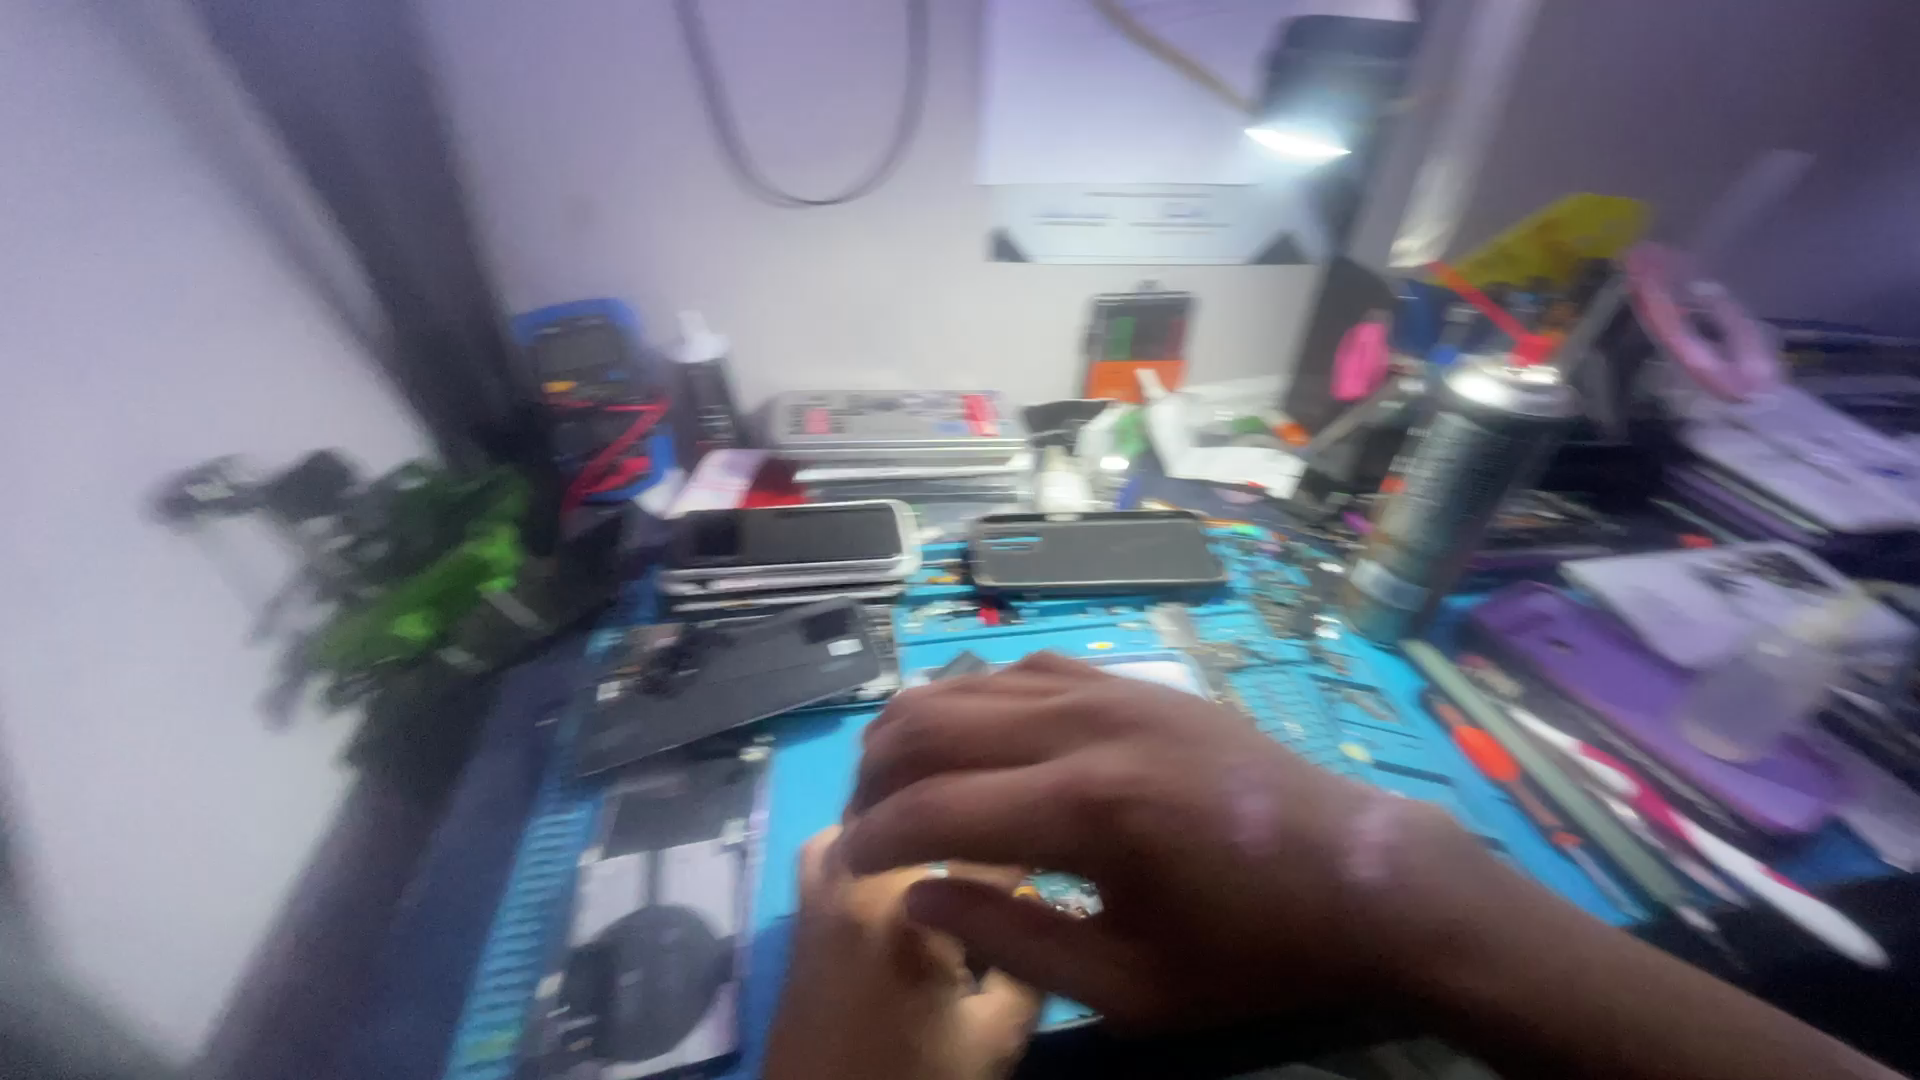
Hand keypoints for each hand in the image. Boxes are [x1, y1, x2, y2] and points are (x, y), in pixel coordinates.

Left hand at [763, 827, 1040, 1079]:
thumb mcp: (994, 1040)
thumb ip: (1028, 967)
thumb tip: (1037, 904)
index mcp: (907, 908)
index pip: (981, 848)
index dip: (1025, 843)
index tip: (1046, 847)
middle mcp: (856, 879)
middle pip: (918, 811)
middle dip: (967, 819)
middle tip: (1000, 846)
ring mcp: (819, 890)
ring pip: (865, 812)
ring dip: (908, 817)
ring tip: (944, 842)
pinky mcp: (800, 911)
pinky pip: (831, 845)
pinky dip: (862, 837)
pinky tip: (892, 865)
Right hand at [843, 651, 1485, 1029]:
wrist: (1359, 871)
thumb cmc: (1249, 946)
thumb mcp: (1131, 986)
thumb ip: (1011, 939)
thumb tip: (916, 900)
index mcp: (1086, 807)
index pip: (935, 809)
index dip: (874, 839)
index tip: (848, 866)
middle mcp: (1082, 722)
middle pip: (931, 722)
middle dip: (875, 773)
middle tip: (868, 823)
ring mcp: (1106, 685)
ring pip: (967, 681)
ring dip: (916, 729)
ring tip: (905, 781)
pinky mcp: (1126, 676)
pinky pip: (1018, 667)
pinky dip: (974, 699)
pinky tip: (978, 738)